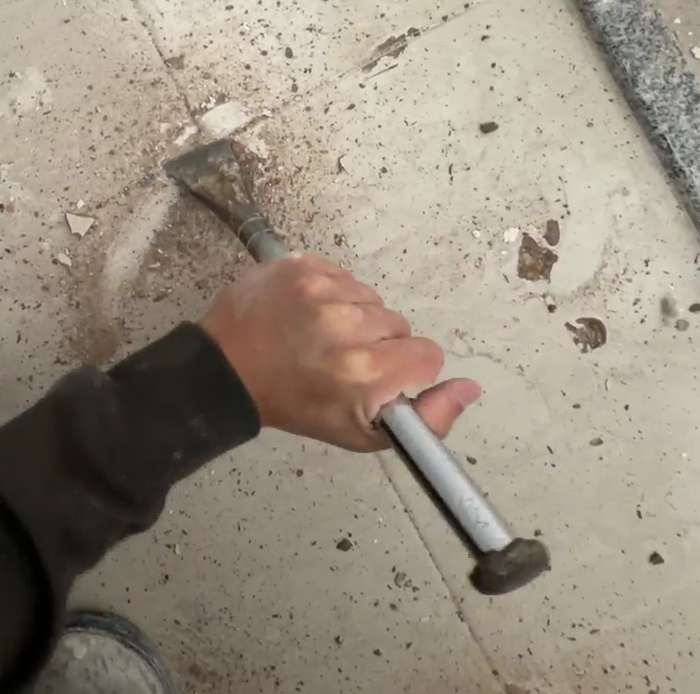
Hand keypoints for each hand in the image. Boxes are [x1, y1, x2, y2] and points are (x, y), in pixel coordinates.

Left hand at [197, 254, 479, 451]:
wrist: (229, 368)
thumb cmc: (294, 403)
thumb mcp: (361, 433)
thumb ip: (428, 418)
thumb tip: (470, 388)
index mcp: (366, 369)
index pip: (426, 354)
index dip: (406, 367)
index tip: (378, 373)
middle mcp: (346, 324)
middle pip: (397, 323)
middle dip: (378, 341)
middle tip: (340, 356)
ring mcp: (319, 289)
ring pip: (370, 297)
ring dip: (354, 314)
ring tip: (321, 334)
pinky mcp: (300, 265)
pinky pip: (342, 274)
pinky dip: (332, 291)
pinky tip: (309, 312)